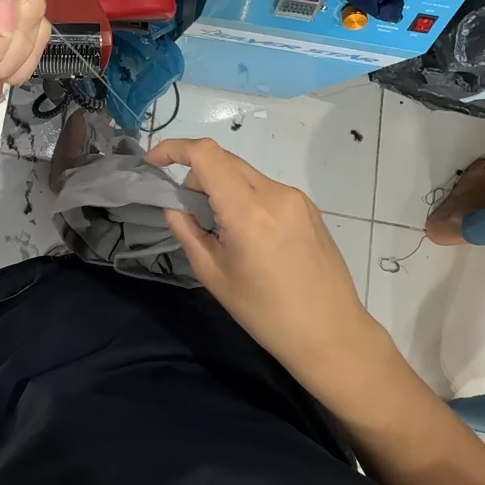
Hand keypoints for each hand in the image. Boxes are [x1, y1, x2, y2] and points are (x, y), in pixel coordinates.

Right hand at [147, 138, 381, 372]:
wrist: (332, 335)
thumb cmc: (266, 313)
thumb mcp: (213, 274)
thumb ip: (186, 231)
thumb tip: (173, 205)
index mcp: (248, 212)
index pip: (205, 155)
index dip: (173, 149)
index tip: (153, 164)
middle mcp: (275, 194)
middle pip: (223, 159)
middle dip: (195, 174)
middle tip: (185, 208)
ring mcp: (296, 198)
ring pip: (243, 173)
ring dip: (220, 186)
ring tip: (218, 228)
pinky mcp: (308, 207)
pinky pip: (264, 187)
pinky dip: (243, 196)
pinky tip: (247, 234)